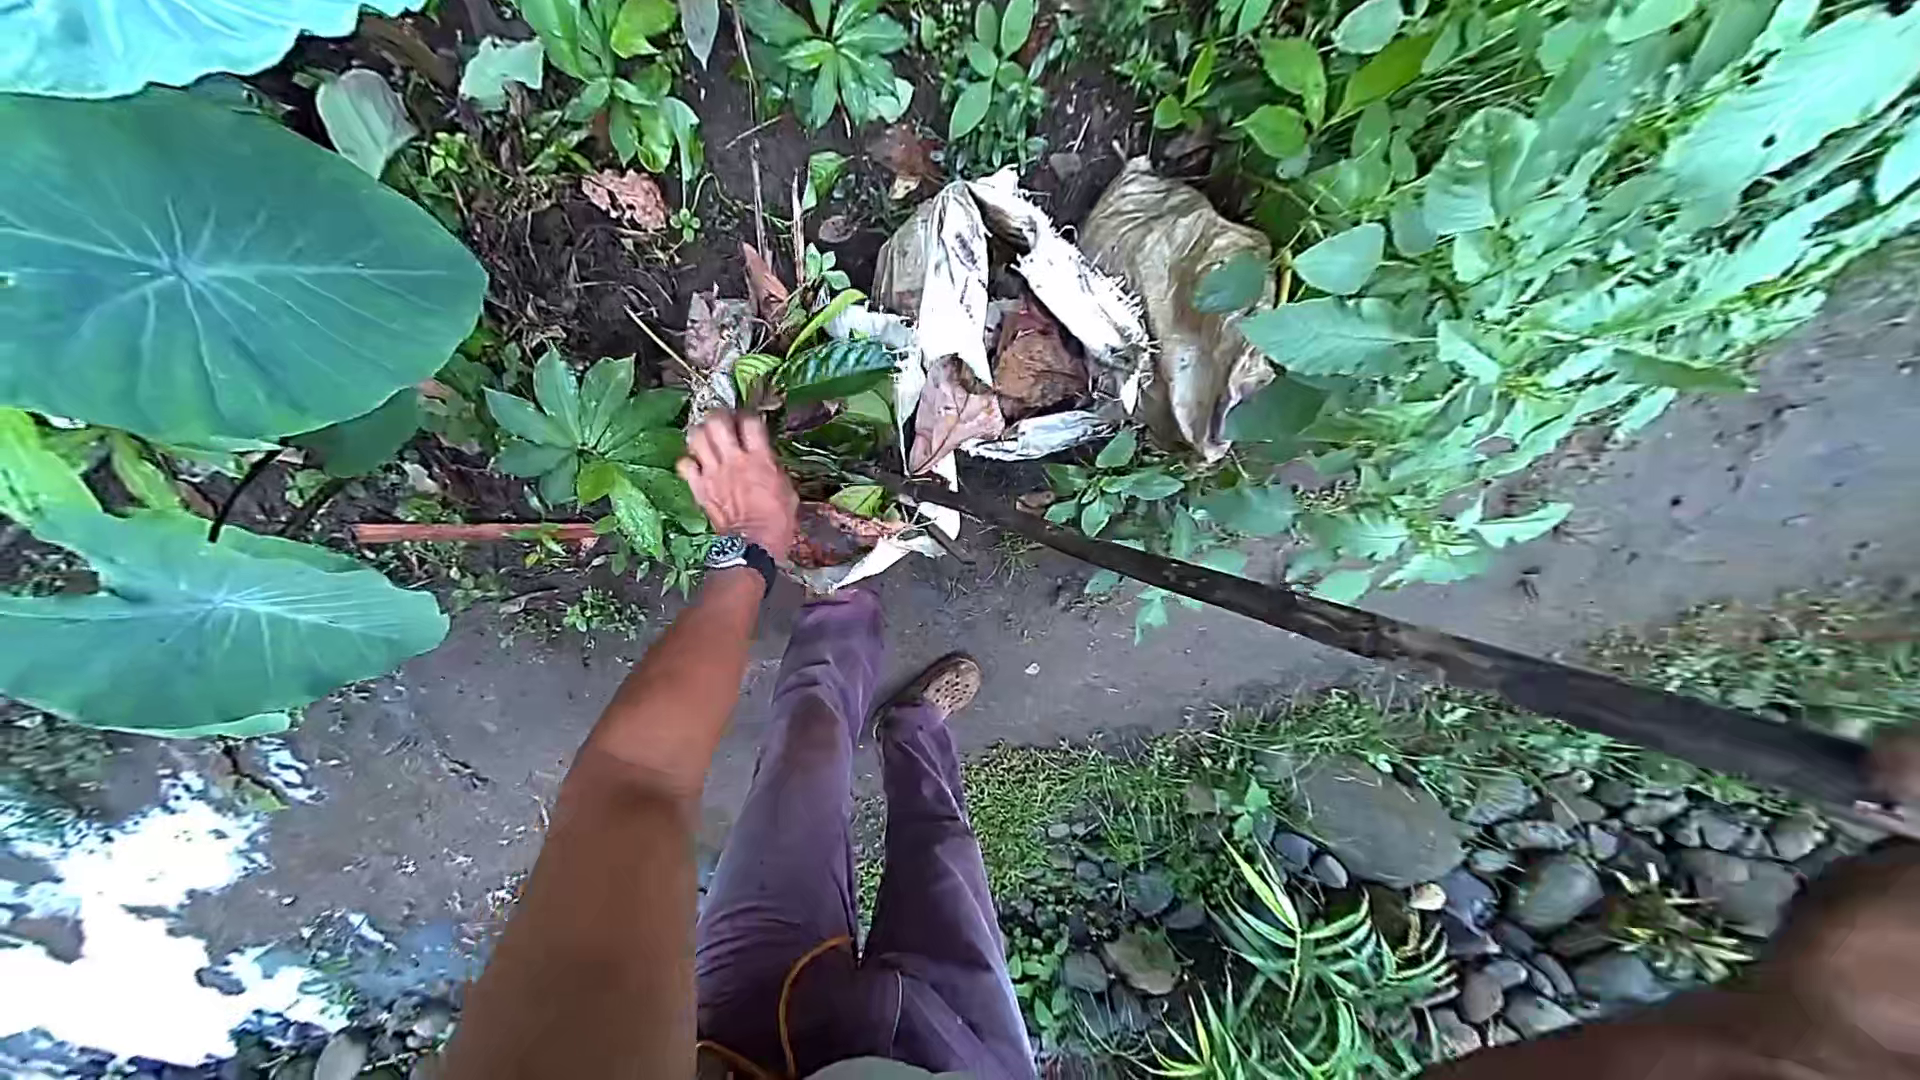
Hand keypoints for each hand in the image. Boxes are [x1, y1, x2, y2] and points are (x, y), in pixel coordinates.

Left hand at [678, 412, 797, 561]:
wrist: (754, 545)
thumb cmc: (778, 520)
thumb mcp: (787, 489)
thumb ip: (773, 468)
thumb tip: (766, 459)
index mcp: (759, 459)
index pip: (750, 422)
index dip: (749, 415)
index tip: (750, 420)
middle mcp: (733, 460)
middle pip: (717, 422)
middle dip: (719, 416)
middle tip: (724, 421)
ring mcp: (712, 472)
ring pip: (697, 437)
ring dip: (701, 433)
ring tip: (708, 437)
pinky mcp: (699, 487)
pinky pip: (684, 464)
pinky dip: (689, 461)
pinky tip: (697, 464)